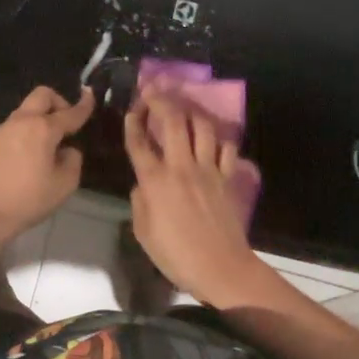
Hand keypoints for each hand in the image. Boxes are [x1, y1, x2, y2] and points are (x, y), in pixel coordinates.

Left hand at [0, 85, 94, 241]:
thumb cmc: (29, 199)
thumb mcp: (64, 185)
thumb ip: (73, 160)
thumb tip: (67, 150)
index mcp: (42, 129)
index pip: (69, 112)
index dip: (84, 105)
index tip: (90, 96)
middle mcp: (21, 121)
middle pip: (42, 95)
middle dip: (58, 102)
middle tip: (66, 124)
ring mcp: (3, 129)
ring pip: (26, 110)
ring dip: (40, 117)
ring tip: (48, 144)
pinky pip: (14, 125)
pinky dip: (27, 130)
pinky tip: (30, 153)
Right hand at [125, 89, 263, 302]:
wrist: (220, 267)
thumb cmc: (175, 255)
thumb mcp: (143, 232)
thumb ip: (140, 201)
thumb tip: (144, 184)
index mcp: (154, 180)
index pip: (139, 141)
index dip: (133, 121)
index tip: (131, 109)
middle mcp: (181, 166)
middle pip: (172, 120)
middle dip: (161, 100)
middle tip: (154, 91)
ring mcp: (208, 170)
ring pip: (202, 126)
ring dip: (190, 111)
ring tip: (183, 107)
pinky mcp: (228, 178)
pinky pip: (226, 148)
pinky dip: (219, 138)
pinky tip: (213, 137)